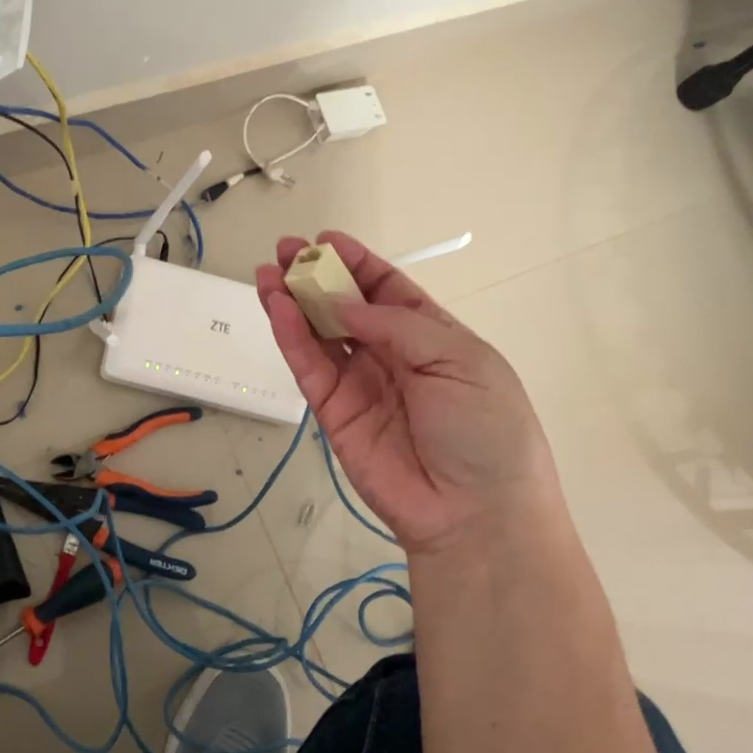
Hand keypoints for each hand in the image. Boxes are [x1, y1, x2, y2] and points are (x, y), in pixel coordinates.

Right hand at [255, 231, 556, 555]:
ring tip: (266, 274)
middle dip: (316, 276)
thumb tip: (339, 305)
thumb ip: (397, 326)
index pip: (387, 290)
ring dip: (292, 302)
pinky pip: (308, 367)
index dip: (356, 263)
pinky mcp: (332, 412)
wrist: (475, 512)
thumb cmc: (486, 429)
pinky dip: (290, 337)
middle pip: (344, 306)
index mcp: (431, 336)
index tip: (325, 240)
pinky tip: (277, 309)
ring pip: (318, 333)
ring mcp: (359, 384)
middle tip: (285, 251)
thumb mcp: (460, 361)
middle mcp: (390, 355)